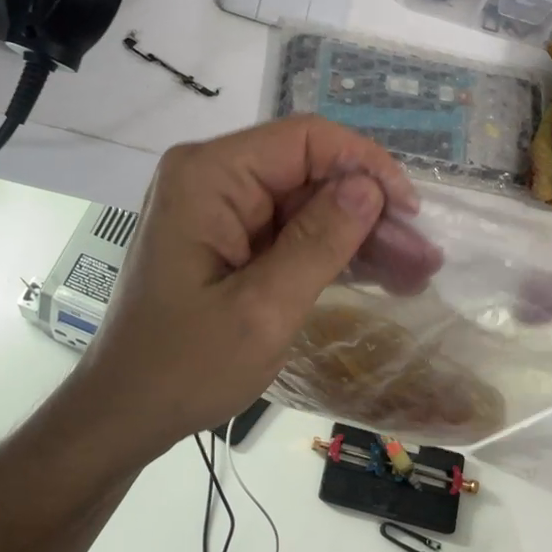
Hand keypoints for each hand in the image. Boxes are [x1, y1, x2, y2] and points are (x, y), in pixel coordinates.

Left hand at [71, 116, 436, 453]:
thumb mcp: (263, 309)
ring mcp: (217, 212)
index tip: (411, 213)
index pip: (305, 139)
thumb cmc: (185, 367)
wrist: (127, 412)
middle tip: (424, 260)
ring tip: (416, 274)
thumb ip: (319, 243)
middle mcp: (211, 180)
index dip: (366, 167)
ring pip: (307, 206)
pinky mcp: (226, 244)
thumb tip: (370, 186)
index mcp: (209, 177)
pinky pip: (289, 235)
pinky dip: (330, 256)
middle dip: (370, 212)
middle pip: (309, 173)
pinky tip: (379, 277)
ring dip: (359, 238)